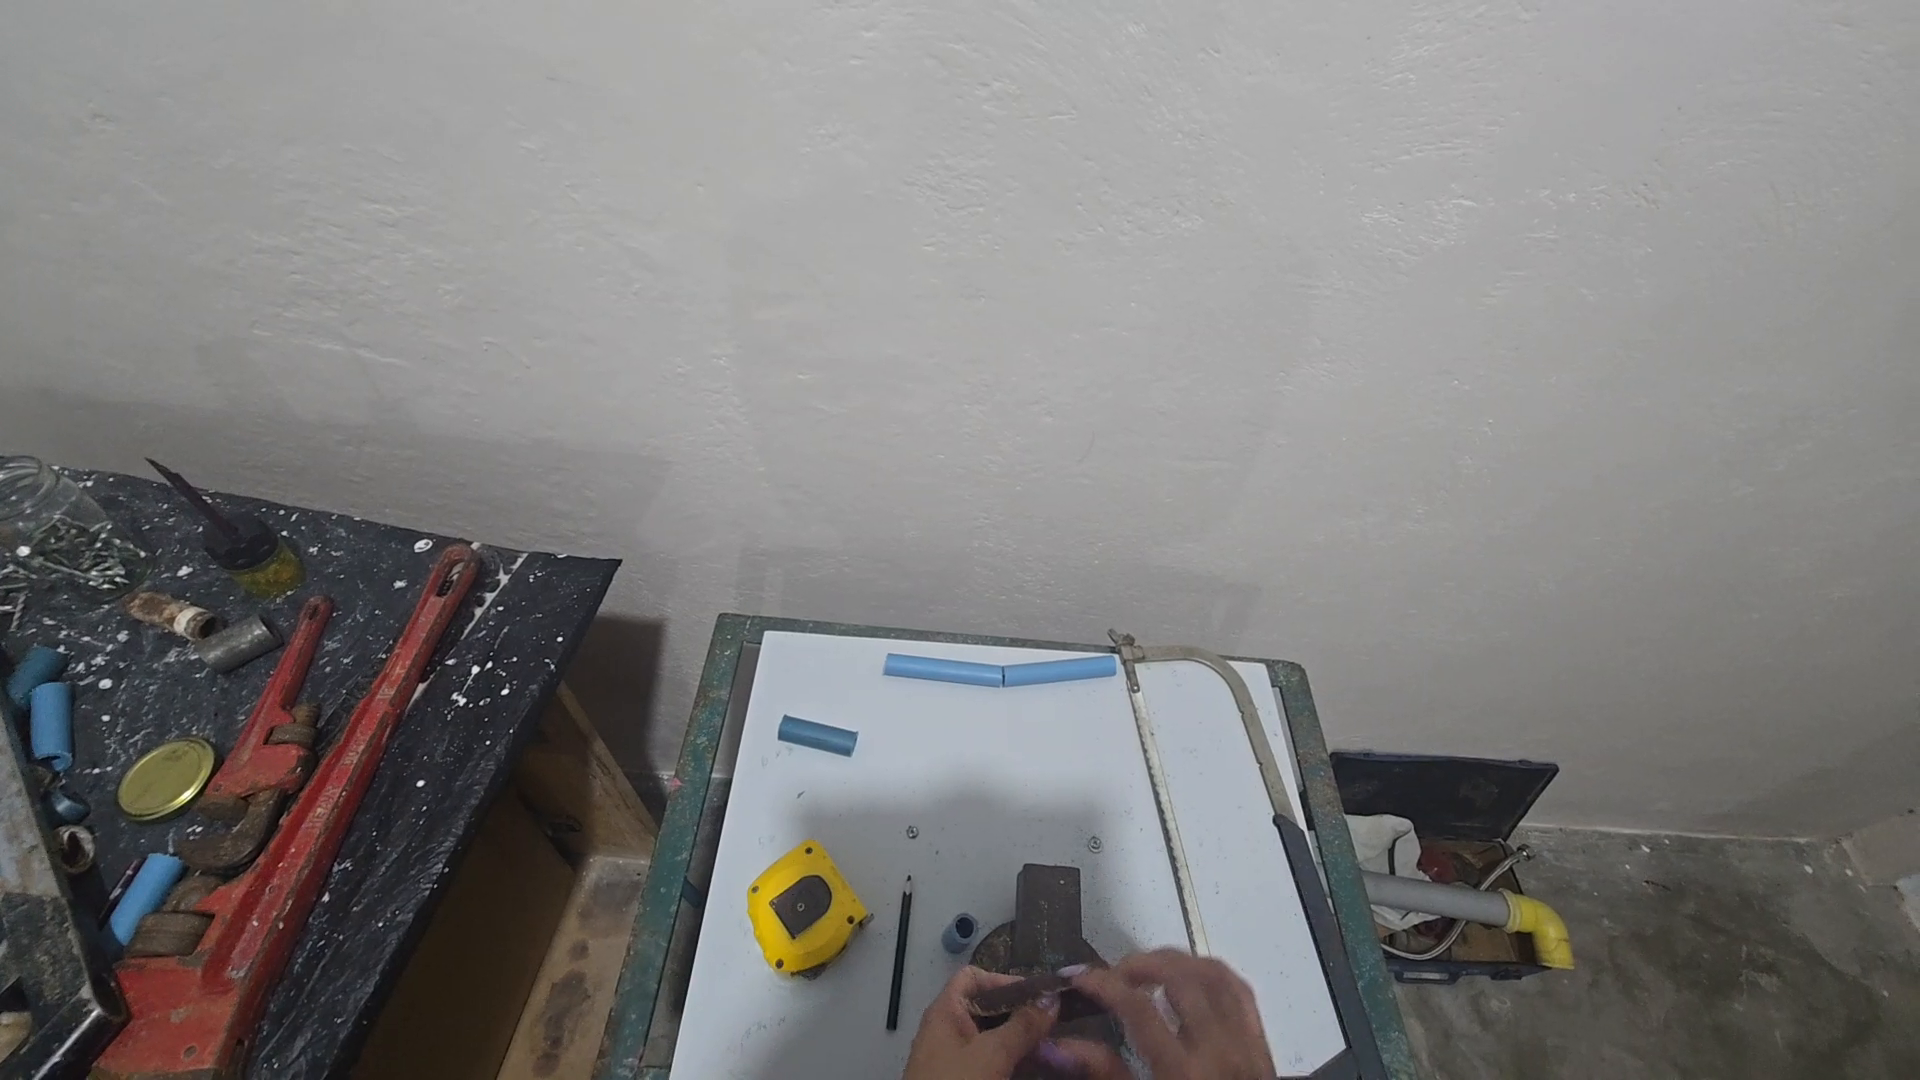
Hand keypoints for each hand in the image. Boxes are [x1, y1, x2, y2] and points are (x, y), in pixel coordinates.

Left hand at [902, 966, 1059, 1079]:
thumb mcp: (992, 1055)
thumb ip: (1022, 1025)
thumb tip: (1052, 996)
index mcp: (946, 1011)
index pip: (974, 977)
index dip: (1004, 980)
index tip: (1038, 995)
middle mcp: (948, 1030)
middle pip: (987, 1009)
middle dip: (1020, 1014)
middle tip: (1055, 1022)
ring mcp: (955, 1060)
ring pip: (993, 1039)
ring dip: (1021, 1041)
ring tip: (1054, 1046)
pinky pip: (992, 1064)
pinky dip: (1013, 1063)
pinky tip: (1038, 1069)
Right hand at [1056, 949, 1273, 1079]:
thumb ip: (1104, 1072)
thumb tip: (1058, 1044)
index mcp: (1183, 1073)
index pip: (1138, 1007)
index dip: (1103, 982)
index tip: (1078, 976)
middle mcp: (1218, 1049)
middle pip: (1176, 976)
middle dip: (1137, 963)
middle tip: (1112, 975)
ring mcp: (1244, 1043)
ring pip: (1210, 972)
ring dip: (1174, 961)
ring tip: (1147, 971)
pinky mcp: (1261, 1043)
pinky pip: (1238, 988)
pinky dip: (1209, 972)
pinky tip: (1188, 977)